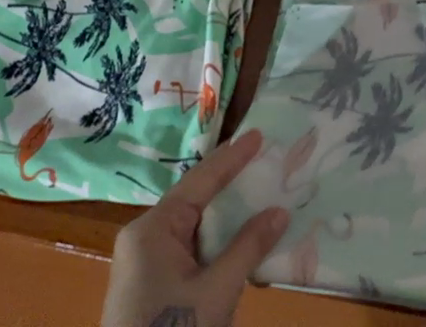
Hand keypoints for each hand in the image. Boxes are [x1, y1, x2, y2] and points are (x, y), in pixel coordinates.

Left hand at [101, 129, 290, 326]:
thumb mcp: (217, 291)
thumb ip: (248, 247)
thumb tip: (280, 211)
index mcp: (152, 230)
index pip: (200, 181)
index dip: (232, 157)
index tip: (259, 134)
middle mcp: (144, 238)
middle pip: (195, 199)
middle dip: (231, 183)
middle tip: (266, 161)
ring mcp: (146, 263)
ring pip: (194, 226)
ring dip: (228, 215)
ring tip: (262, 194)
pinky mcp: (151, 286)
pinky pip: (190, 249)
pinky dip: (218, 241)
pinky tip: (243, 238)